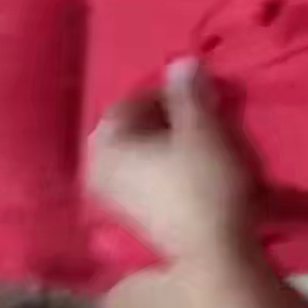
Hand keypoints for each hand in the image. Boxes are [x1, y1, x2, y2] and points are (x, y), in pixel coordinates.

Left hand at [87, 58, 253, 266]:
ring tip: (200, 138)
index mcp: (107, 145)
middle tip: (202, 114)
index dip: (165, 93)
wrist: (211, 246)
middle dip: (164, 117)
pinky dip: (163, 162)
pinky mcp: (131, 213)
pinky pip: (142, 173)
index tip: (200, 95)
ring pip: (137, 152)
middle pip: (130, 129)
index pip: (128, 103)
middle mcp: (97, 169)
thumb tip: (180, 60)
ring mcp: (110, 196)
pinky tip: (190, 166)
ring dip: (165, 140)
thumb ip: (189, 94)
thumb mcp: (203, 130)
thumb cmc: (204, 181)